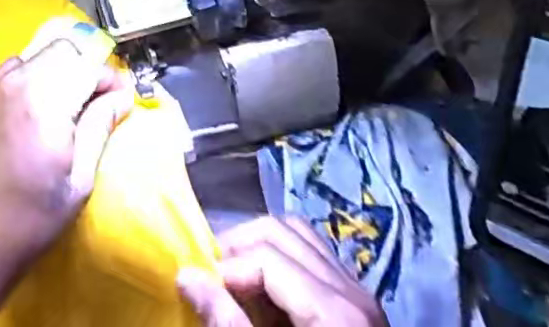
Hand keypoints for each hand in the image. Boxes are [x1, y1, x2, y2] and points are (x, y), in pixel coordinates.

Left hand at [0, 20, 133, 326]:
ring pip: (39, 54)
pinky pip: (16, 67)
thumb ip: (100, 127)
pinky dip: (34, 74)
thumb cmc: (35, 215)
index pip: (87, 67)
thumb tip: (122, 96)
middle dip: (85, 69)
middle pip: (63, 51)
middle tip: (98, 101)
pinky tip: (39, 105)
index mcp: (44, 102)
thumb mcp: (80, 178)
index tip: (122, 98)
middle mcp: (17, 83)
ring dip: (60, 69)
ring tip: (69, 104)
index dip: (109, 78)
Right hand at [178, 217, 386, 326]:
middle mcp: (353, 292)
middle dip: (239, 249)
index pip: (264, 255)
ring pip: (298, 235)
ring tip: (238, 284)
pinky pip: (314, 257)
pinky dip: (283, 261)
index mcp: (336, 312)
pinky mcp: (361, 309)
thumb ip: (228, 326)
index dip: (227, 270)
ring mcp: (361, 297)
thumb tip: (187, 276)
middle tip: (214, 284)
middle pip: (280, 231)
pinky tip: (268, 297)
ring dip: (260, 248)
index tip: (202, 297)